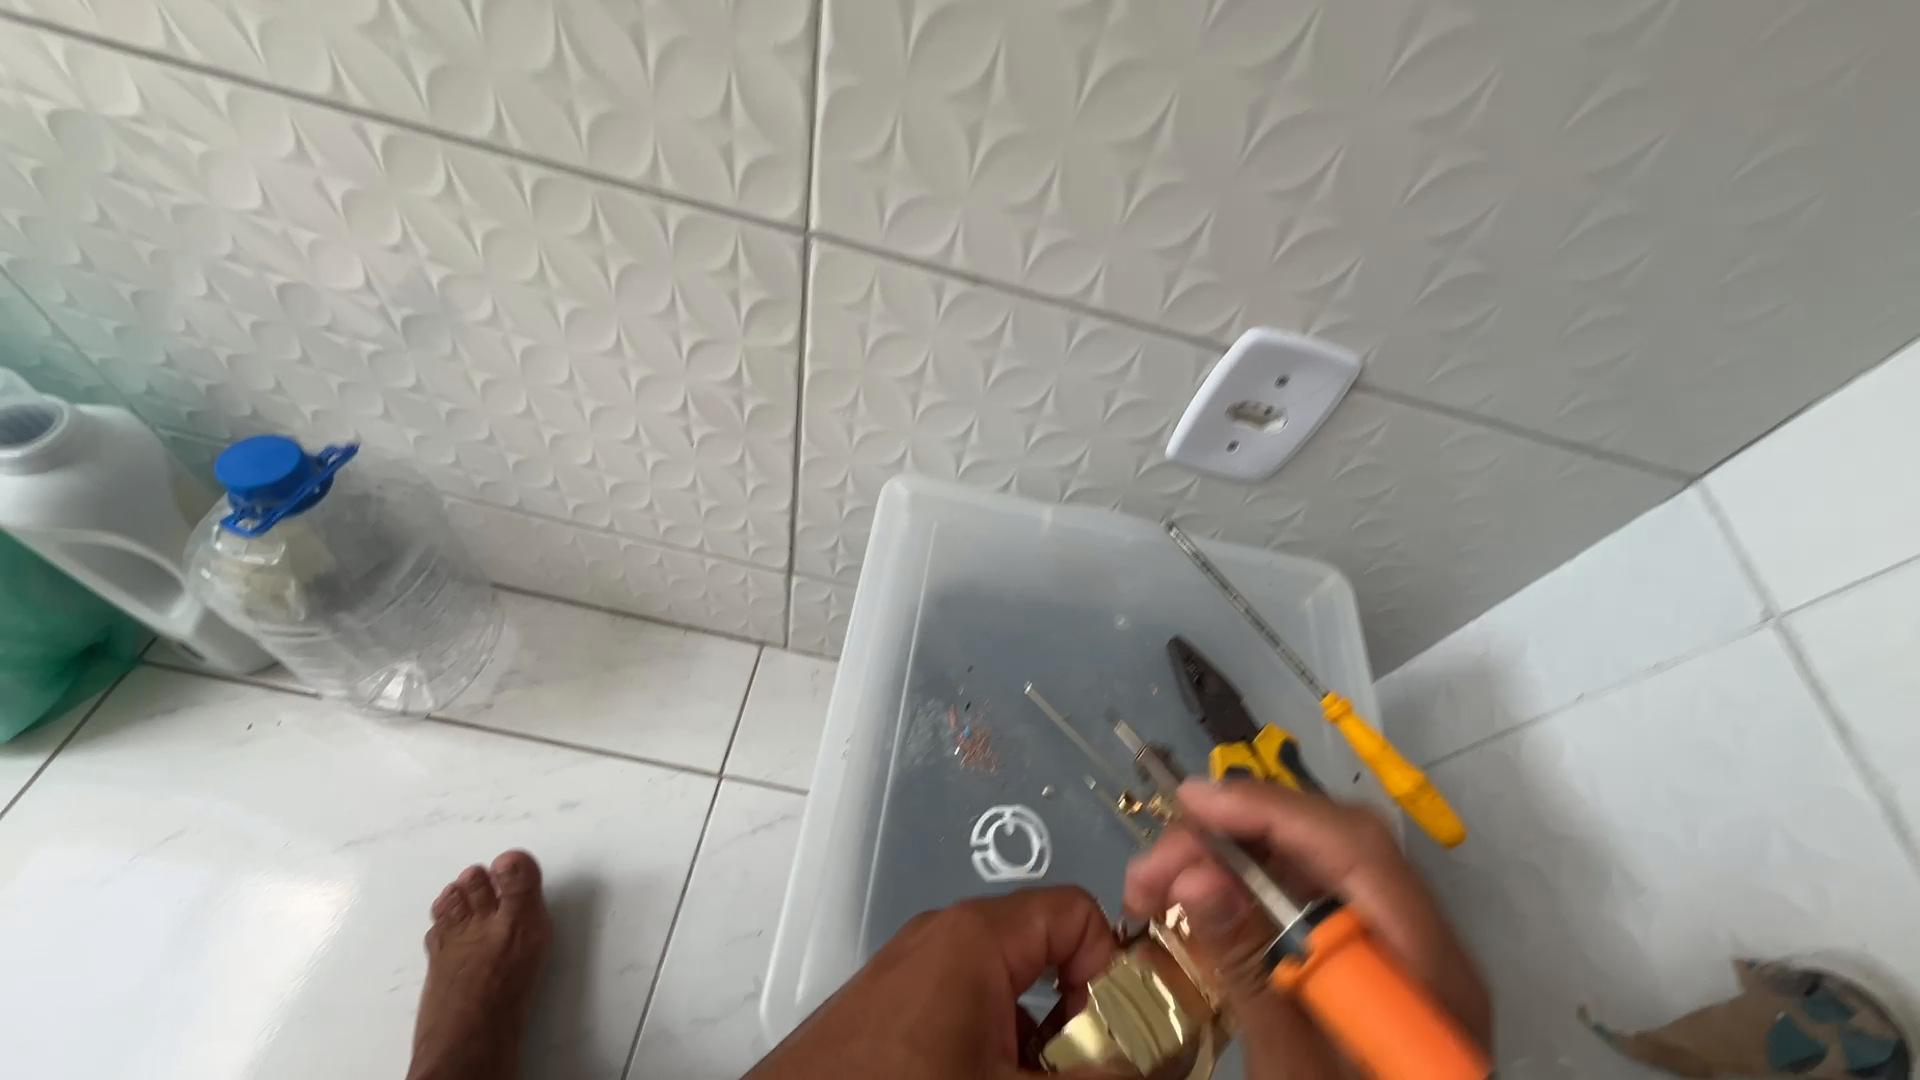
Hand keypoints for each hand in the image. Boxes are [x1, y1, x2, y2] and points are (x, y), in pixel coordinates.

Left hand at [746, 886, 1122, 1079]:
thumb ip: (1100, 1079)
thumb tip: (1162, 1071)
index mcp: (976, 935)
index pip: (1076, 912)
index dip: (1114, 969)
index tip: (1122, 1038)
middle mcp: (944, 935)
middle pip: (1045, 950)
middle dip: (1081, 1018)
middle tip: (1085, 1074)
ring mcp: (912, 968)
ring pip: (1007, 986)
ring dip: (1039, 1040)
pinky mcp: (891, 1004)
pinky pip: (966, 1006)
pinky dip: (995, 1044)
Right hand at [1125, 780, 1489, 1078]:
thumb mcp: (1295, 1073)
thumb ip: (1252, 973)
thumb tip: (1194, 876)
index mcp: (1427, 968)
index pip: (1355, 850)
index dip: (1271, 811)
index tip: (1191, 803)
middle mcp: (1413, 938)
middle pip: (1322, 844)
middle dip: (1229, 837)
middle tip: (1152, 868)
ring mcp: (1382, 945)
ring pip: (1299, 863)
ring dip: (1220, 860)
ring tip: (1152, 887)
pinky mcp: (1349, 955)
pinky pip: (1290, 894)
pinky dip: (1233, 889)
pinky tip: (1188, 905)